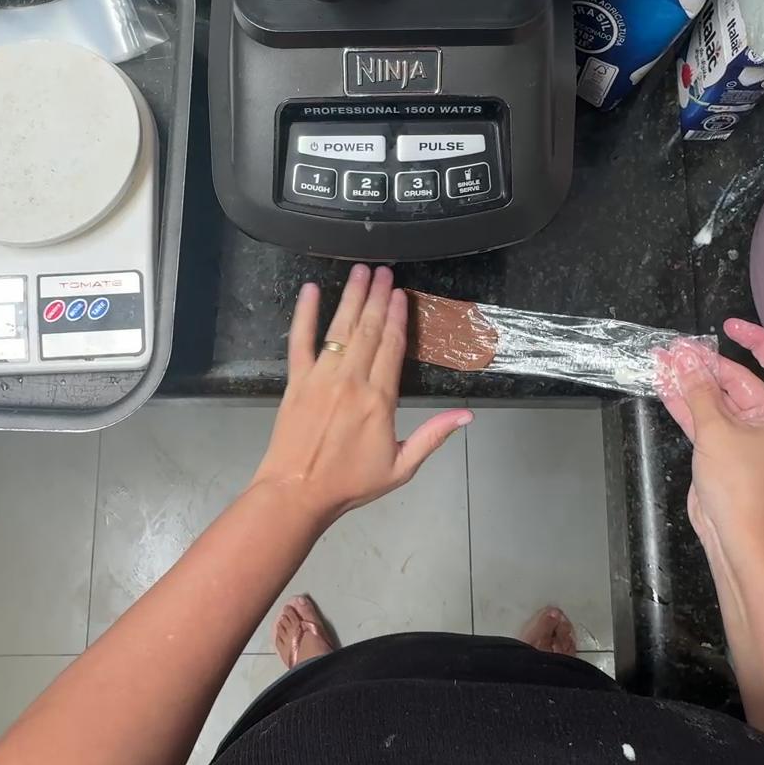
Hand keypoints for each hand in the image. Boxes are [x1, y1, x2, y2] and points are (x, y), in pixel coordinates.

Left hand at [250, 265, 471, 524]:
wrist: (297, 493)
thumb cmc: (350, 483)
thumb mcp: (401, 467)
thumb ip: (433, 436)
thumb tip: (468, 415)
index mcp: (379, 400)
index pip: (392, 347)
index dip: (398, 317)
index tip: (401, 294)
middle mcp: (351, 381)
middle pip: (368, 330)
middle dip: (377, 297)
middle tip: (383, 271)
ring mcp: (321, 377)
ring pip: (340, 329)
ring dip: (351, 297)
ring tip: (360, 272)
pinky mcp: (296, 381)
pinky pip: (300, 341)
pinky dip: (304, 314)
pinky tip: (309, 291)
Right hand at [656, 318, 763, 560]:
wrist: (740, 538)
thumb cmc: (744, 484)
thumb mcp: (719, 431)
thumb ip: (699, 392)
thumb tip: (683, 361)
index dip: (755, 340)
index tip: (728, 326)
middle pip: (742, 381)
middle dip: (707, 364)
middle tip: (677, 348)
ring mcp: (748, 438)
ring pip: (718, 400)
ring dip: (691, 383)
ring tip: (663, 360)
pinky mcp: (725, 452)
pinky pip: (706, 420)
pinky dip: (686, 405)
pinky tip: (664, 386)